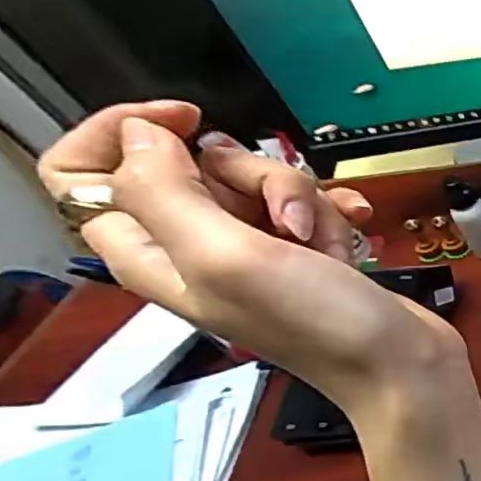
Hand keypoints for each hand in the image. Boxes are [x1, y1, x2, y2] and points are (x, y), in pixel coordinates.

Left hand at [37, 103, 462, 413]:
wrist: (396, 360)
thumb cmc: (313, 320)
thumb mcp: (225, 257)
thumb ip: (165, 191)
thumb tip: (141, 134)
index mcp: (152, 252)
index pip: (85, 173)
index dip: (121, 134)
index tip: (185, 121)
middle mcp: (196, 246)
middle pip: (198, 169)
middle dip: (253, 177)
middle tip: (284, 218)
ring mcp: (255, 249)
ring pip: (261, 183)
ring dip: (304, 200)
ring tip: (324, 243)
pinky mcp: (304, 250)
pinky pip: (308, 204)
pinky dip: (333, 212)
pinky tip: (352, 232)